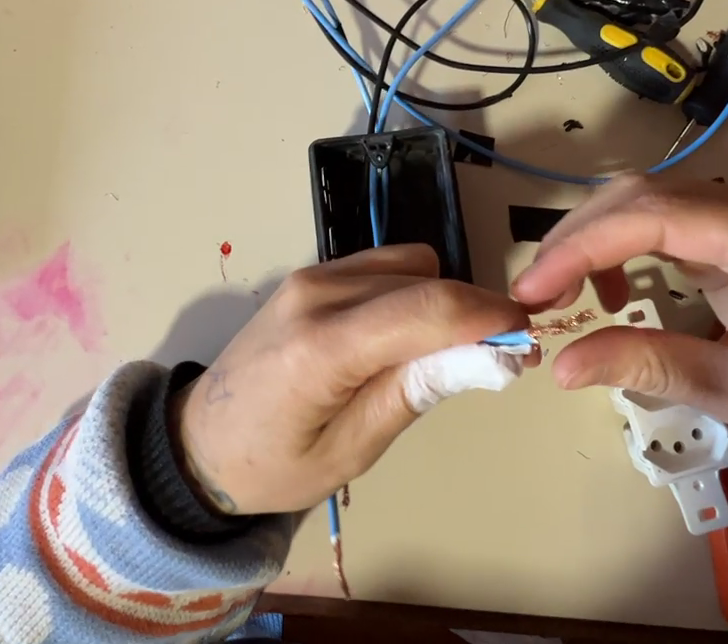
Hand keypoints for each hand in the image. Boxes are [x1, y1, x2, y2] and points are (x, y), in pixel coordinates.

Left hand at [174, 244, 527, 515]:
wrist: (200, 440)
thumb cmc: (273, 464)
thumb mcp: (351, 451)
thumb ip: (415, 391)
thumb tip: (487, 355)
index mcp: (322, 346)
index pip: (426, 308)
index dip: (488, 314)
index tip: (528, 336)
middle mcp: (316, 292)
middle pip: (424, 278)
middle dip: (472, 309)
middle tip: (498, 356)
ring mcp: (310, 276)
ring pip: (408, 263)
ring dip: (441, 298)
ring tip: (447, 349)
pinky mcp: (311, 274)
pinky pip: (382, 265)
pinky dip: (411, 289)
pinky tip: (407, 331)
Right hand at [513, 174, 727, 542]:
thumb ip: (651, 366)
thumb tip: (560, 365)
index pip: (661, 214)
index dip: (587, 243)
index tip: (534, 288)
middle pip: (647, 194)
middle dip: (579, 237)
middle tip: (534, 292)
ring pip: (647, 200)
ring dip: (591, 238)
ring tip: (556, 289)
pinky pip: (662, 221)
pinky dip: (617, 247)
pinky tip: (605, 287)